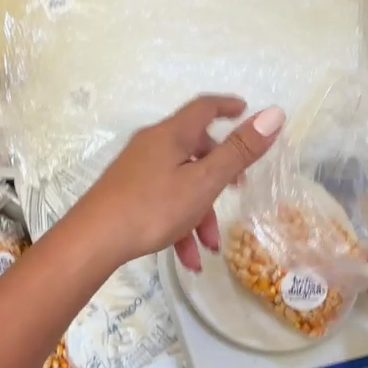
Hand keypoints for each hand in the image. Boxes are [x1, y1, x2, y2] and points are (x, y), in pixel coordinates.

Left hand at [61, 95, 284, 272]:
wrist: (93, 240)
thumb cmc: (152, 207)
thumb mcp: (204, 181)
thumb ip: (239, 151)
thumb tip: (274, 113)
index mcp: (171, 135)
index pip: (204, 108)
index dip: (228, 106)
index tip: (247, 111)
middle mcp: (151, 146)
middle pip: (194, 150)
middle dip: (220, 175)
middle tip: (238, 191)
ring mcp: (136, 172)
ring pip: (181, 185)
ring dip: (200, 215)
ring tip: (210, 247)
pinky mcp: (126, 195)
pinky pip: (162, 204)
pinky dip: (179, 227)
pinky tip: (188, 260)